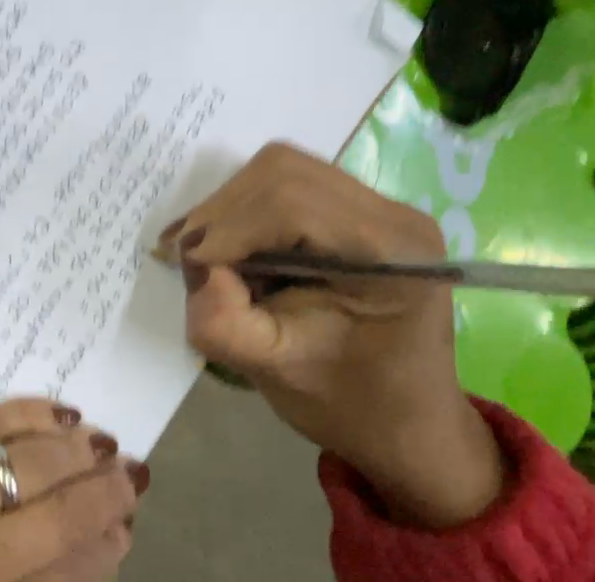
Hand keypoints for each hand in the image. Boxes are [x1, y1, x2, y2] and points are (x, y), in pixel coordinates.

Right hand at [160, 143, 503, 528]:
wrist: (404, 425)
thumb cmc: (347, 405)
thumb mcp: (273, 372)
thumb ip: (223, 322)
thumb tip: (196, 266)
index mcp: (393, 253)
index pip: (292, 204)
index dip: (229, 227)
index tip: (189, 266)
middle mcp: (393, 213)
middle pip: (282, 172)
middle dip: (224, 212)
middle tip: (189, 257)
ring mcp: (378, 205)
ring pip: (279, 169)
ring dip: (230, 207)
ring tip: (208, 253)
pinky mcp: (357, 208)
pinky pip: (285, 182)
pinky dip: (244, 209)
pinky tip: (230, 245)